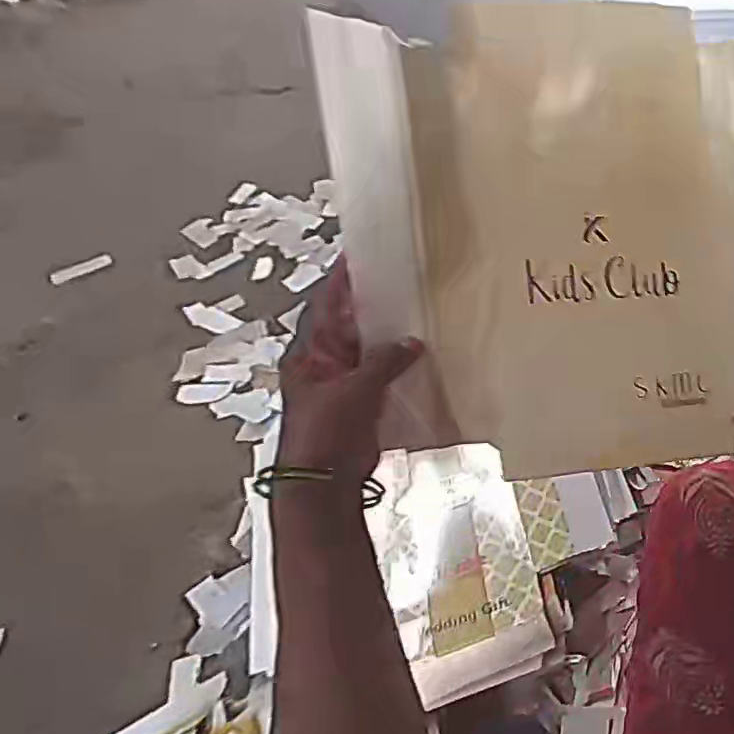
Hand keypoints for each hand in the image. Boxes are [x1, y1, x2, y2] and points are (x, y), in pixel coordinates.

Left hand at [278, 260, 421, 485]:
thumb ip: (383, 362)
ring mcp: (347, 381)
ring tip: (416, 311)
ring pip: (370, 348)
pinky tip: (422, 353)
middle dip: (372, 303)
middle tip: (399, 280)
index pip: (327, 306)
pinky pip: (386, 371)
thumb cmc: (327, 431)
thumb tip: (411, 342)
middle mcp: (327, 362)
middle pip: (351, 324)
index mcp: (311, 353)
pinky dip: (402, 361)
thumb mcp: (355, 390)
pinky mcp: (366, 399)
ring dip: (390, 333)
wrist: (326, 477)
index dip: (341, 281)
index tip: (358, 256)